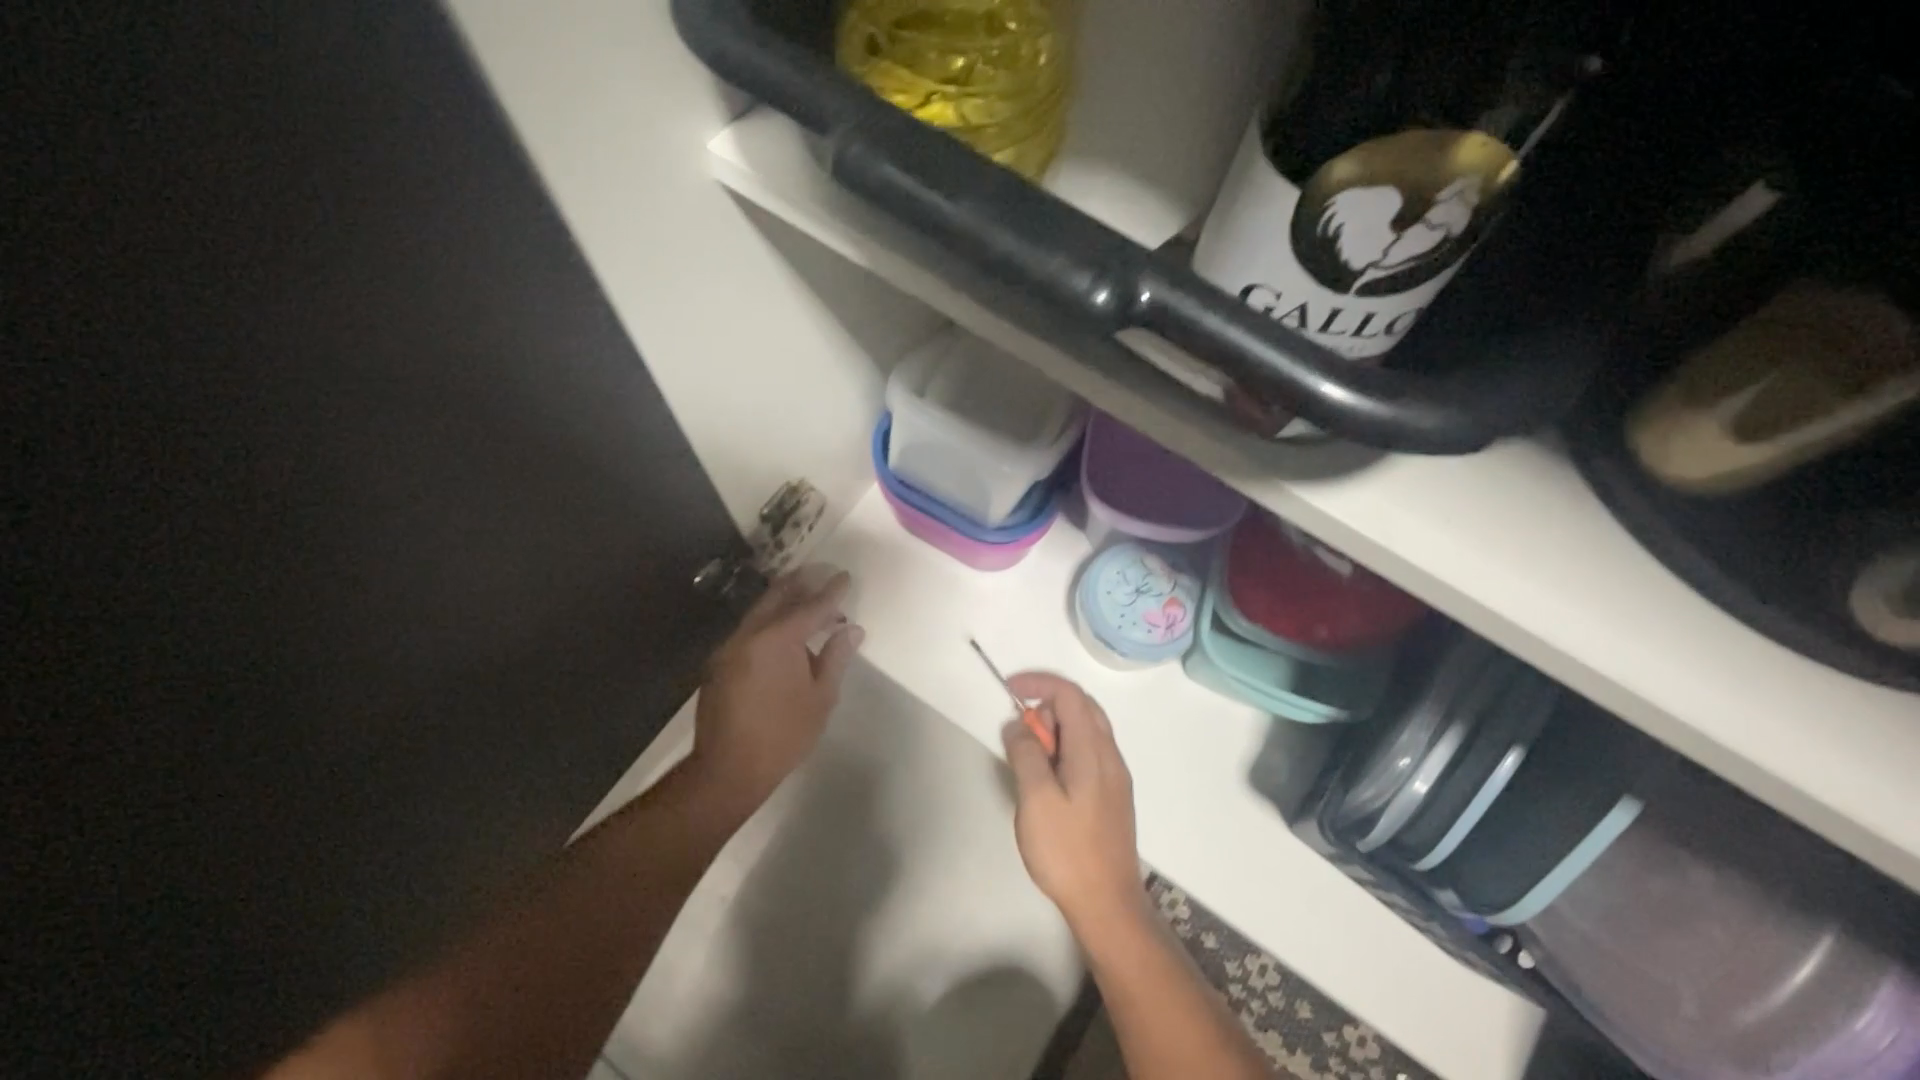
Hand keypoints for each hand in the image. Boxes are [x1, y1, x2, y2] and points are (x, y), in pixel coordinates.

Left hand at [688, 567, 861, 812]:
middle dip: (801, 584)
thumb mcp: (821, 697)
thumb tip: (851, 630)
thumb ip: (836, 658)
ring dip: (783, 603)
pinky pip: (749, 631)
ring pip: (759, 612)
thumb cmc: (783, 735)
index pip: (811, 606)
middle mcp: (750, 634)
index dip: (831, 592)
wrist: (728, 768)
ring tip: (805, 601)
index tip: (845, 577)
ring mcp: (729, 647)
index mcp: (778, 639)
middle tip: (821, 575)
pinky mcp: (719, 663)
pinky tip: (782, 635)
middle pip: (778, 597)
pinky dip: (768, 623)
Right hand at [1001, 673, 1146, 932]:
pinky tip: (1047, 779)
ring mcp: (1115, 777)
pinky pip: (1088, 753)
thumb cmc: (1067, 851)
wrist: (1107, 903)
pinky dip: (1064, 749)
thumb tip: (1019, 724)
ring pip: (1087, 731)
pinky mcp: (1112, 797)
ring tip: (1029, 759)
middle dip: (1047, 706)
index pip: (1070, 694)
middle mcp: (1110, 756)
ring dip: (1055, 729)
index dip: (1039, 683)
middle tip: (1019, 734)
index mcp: (1093, 752)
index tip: (1009, 692)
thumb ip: (1026, 754)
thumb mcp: (1035, 799)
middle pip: (1082, 707)